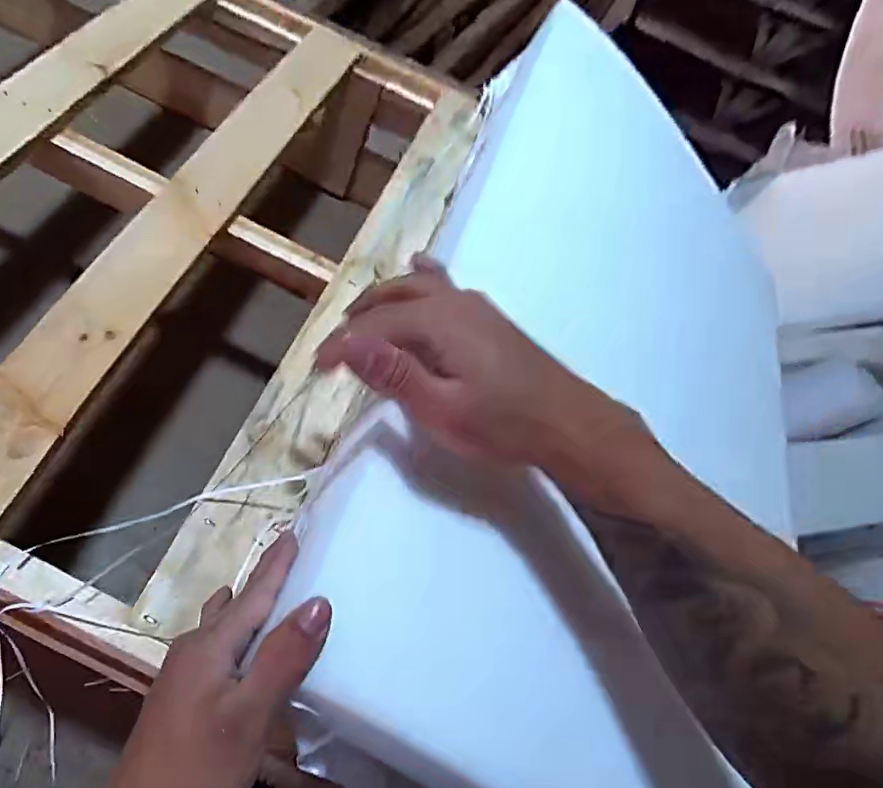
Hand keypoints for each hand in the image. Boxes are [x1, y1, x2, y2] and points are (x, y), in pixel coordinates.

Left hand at [94, 533, 329, 787]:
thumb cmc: (200, 767)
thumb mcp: (251, 715)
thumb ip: (283, 658)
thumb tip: (318, 603)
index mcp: (209, 647)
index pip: (253, 596)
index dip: (277, 566)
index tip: (294, 532)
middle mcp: (192, 649)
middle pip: (236, 607)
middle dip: (264, 583)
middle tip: (290, 559)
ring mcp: (181, 672)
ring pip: (221, 628)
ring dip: (247, 609)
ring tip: (265, 593)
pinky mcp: (180, 694)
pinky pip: (215, 648)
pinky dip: (237, 637)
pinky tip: (239, 646)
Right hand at [315, 256, 668, 510]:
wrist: (566, 423)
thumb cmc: (501, 423)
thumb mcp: (440, 408)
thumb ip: (394, 373)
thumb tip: (348, 344)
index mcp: (439, 322)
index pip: (375, 325)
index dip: (342, 346)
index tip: (316, 368)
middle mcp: (454, 302)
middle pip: (392, 296)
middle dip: (356, 318)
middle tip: (332, 350)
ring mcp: (474, 306)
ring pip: (416, 287)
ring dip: (381, 300)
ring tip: (357, 319)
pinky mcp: (486, 319)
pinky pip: (441, 287)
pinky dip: (417, 282)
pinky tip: (417, 269)